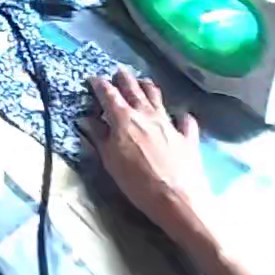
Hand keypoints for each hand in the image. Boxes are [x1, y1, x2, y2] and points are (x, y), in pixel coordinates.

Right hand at [81, 67, 211, 243]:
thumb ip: (98, 136)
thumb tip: (86, 118)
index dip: (99, 84)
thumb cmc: (137, 183)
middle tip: (117, 72)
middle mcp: (146, 114)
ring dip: (147, 87)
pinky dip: (181, 116)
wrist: (179, 201)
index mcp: (123, 118)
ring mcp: (169, 123)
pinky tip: (180, 116)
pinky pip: (185, 120)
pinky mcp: (188, 137)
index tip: (93, 79)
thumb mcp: (110, 161)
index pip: (108, 93)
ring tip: (142, 82)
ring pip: (157, 96)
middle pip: (133, 88)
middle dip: (123, 78)